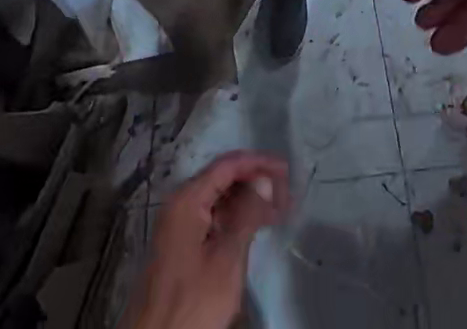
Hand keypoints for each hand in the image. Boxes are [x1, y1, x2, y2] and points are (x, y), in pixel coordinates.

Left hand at [126, 152, 289, 328]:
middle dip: (257, 180)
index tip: (288, 171)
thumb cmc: (191, 304)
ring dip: (250, 199)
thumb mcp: (227, 258)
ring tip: (280, 210)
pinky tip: (258, 226)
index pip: (228, 165)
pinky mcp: (181, 245)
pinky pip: (214, 216)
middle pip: (223, 177)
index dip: (260, 163)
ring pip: (220, 197)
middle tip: (287, 194)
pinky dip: (237, 216)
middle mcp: (179, 206)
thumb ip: (248, 213)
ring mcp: (178, 226)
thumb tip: (265, 180)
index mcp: (186, 201)